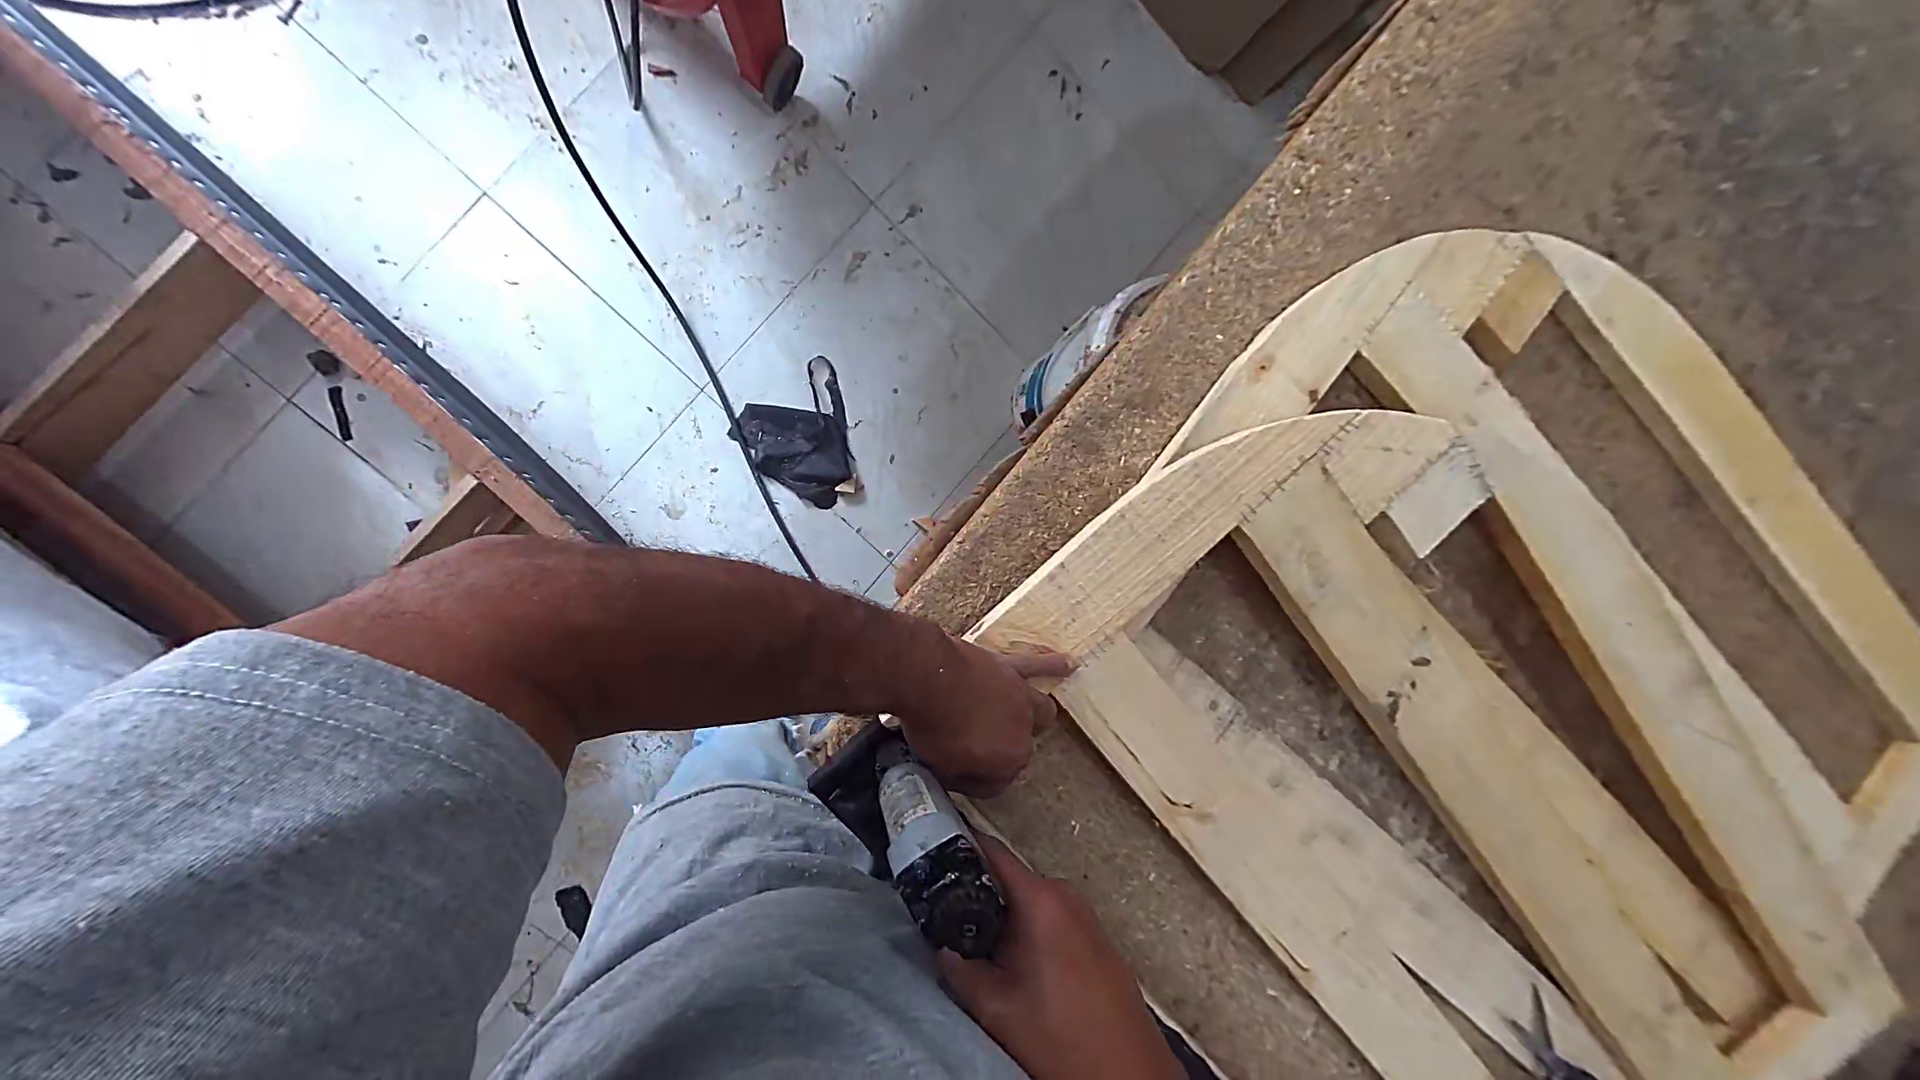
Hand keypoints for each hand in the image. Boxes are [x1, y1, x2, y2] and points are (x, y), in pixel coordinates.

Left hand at [895, 639, 1071, 796]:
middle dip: (1004, 750)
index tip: (958, 772)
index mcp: (1008, 761)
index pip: (997, 781)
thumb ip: (960, 776)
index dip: (977, 778)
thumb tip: (965, 776)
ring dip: (1037, 717)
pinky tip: (1070, 664)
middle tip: (981, 746)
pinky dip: (1052, 665)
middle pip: (1019, 746)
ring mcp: (1020, 698)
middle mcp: (1023, 731)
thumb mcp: (938, 766)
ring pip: (1043, 710)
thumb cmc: (930, 724)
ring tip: (1039, 717)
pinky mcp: (1010, 669)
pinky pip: (1037, 666)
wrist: (926, 676)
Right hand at [938, 837, 1184, 1079]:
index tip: (936, 852)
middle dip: (980, 893)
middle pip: (1010, 877)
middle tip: (953, 917)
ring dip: (1006, 917)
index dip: (961, 846)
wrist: (1127, 1075)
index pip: (993, 850)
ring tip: (986, 949)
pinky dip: (1030, 930)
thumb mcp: (996, 1006)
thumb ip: (960, 969)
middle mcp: (1065, 895)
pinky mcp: (1095, 935)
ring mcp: (1084, 913)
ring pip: (1030, 900)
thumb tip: (943, 949)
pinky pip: (1052, 917)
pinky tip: (1021, 965)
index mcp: (1041, 899)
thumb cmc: (1065, 1040)